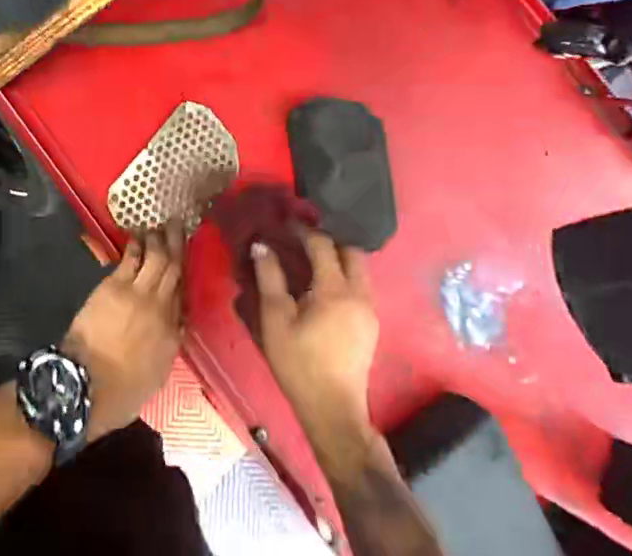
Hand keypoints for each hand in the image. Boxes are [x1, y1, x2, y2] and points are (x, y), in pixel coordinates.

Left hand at [63, 226, 184, 440]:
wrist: (90, 385)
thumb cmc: (122, 391)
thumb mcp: (156, 374)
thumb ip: (167, 346)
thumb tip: (174, 328)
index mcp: (173, 335)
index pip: (183, 298)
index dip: (184, 276)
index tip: (185, 260)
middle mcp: (161, 309)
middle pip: (173, 270)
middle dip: (176, 245)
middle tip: (178, 225)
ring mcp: (138, 294)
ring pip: (154, 259)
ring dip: (157, 240)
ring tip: (158, 225)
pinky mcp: (114, 286)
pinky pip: (129, 259)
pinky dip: (134, 245)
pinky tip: (136, 236)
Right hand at [252, 227, 379, 441]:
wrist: (332, 410)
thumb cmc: (298, 363)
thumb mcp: (275, 318)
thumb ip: (269, 278)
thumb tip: (261, 246)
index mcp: (337, 291)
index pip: (323, 245)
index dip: (303, 230)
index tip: (283, 223)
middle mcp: (360, 295)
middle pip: (351, 252)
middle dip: (328, 239)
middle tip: (301, 236)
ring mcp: (369, 311)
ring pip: (358, 270)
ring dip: (336, 257)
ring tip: (308, 257)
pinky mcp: (370, 325)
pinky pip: (359, 286)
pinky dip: (341, 275)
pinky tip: (320, 284)